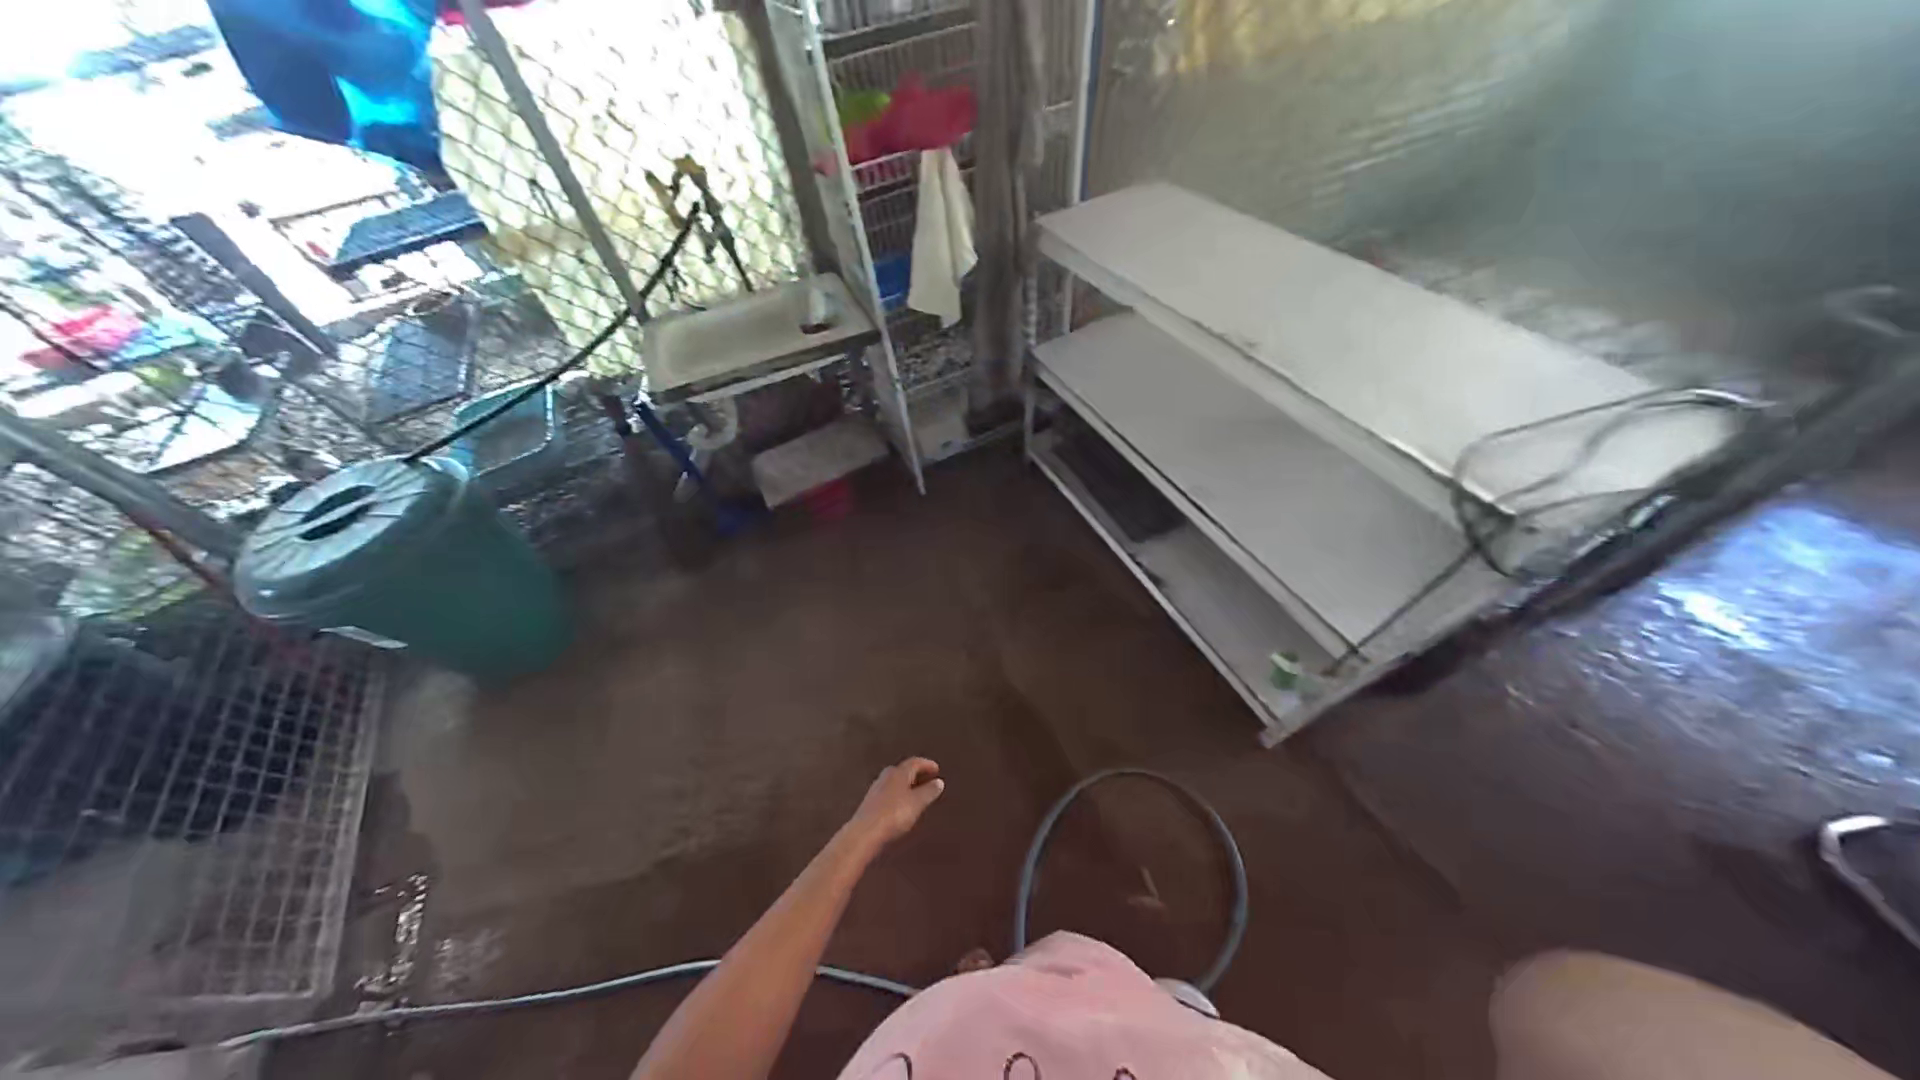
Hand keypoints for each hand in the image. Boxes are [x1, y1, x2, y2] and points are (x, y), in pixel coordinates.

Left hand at [844, 757, 943, 851]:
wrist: (865, 833)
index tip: (935, 768)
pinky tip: (900, 805)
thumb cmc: (893, 814)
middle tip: (926, 778)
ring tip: (916, 792)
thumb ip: (929, 791)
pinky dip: (897, 795)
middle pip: (903, 770)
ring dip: (906, 785)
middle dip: (915, 773)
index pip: (914, 762)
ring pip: (894, 782)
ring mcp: (876, 790)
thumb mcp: (917, 803)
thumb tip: (938, 782)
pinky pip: (887, 793)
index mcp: (898, 773)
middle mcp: (886, 777)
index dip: (926, 764)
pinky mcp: (870, 804)